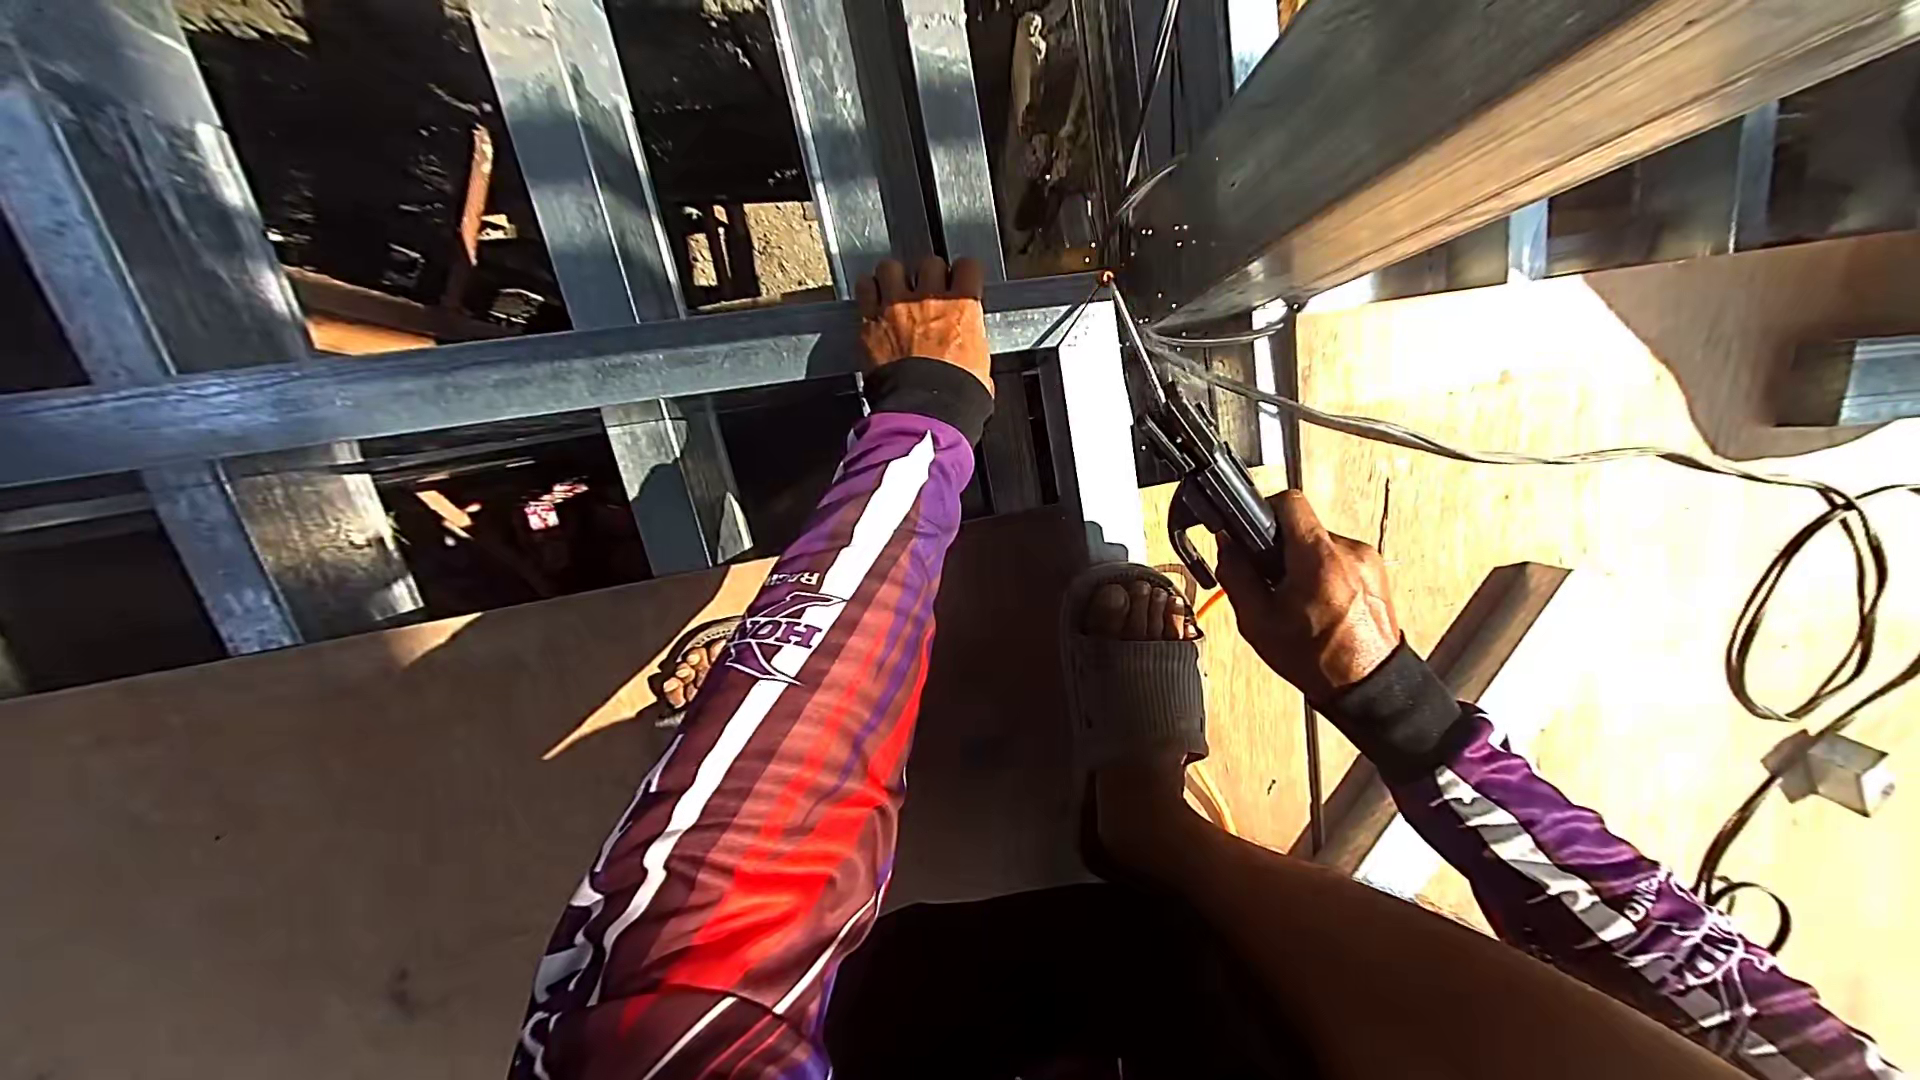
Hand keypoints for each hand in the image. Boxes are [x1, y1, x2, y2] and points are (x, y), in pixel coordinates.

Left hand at [856, 256, 991, 394]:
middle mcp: (929, 298)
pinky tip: (872, 301)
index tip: (961, 282)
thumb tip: (974, 360)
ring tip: (895, 292)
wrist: (924, 410)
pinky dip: (868, 291)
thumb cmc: (955, 396)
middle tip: (928, 294)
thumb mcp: (981, 371)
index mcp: (963, 307)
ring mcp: (897, 306)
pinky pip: (865, 287)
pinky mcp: (870, 320)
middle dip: (929, 277)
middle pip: (930, 263)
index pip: (967, 267)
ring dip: (894, 278)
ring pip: (892, 267)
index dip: (963, 275)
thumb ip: (975, 352)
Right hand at [1215, 490, 1400, 701]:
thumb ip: (1236, 574)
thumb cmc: (1317, 660)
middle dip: (1280, 546)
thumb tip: (1227, 545)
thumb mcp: (1257, 619)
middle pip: (1302, 525)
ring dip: (1302, 560)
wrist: (1367, 687)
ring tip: (1294, 596)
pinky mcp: (1377, 573)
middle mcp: (1349, 552)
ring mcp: (1368, 561)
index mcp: (1318, 559)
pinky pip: (1340, 558)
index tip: (1253, 529)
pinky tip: (1315, 601)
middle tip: (1269, 577)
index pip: (1288, 502)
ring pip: (1320, 542)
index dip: (1263, 510)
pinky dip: (1323, 572)